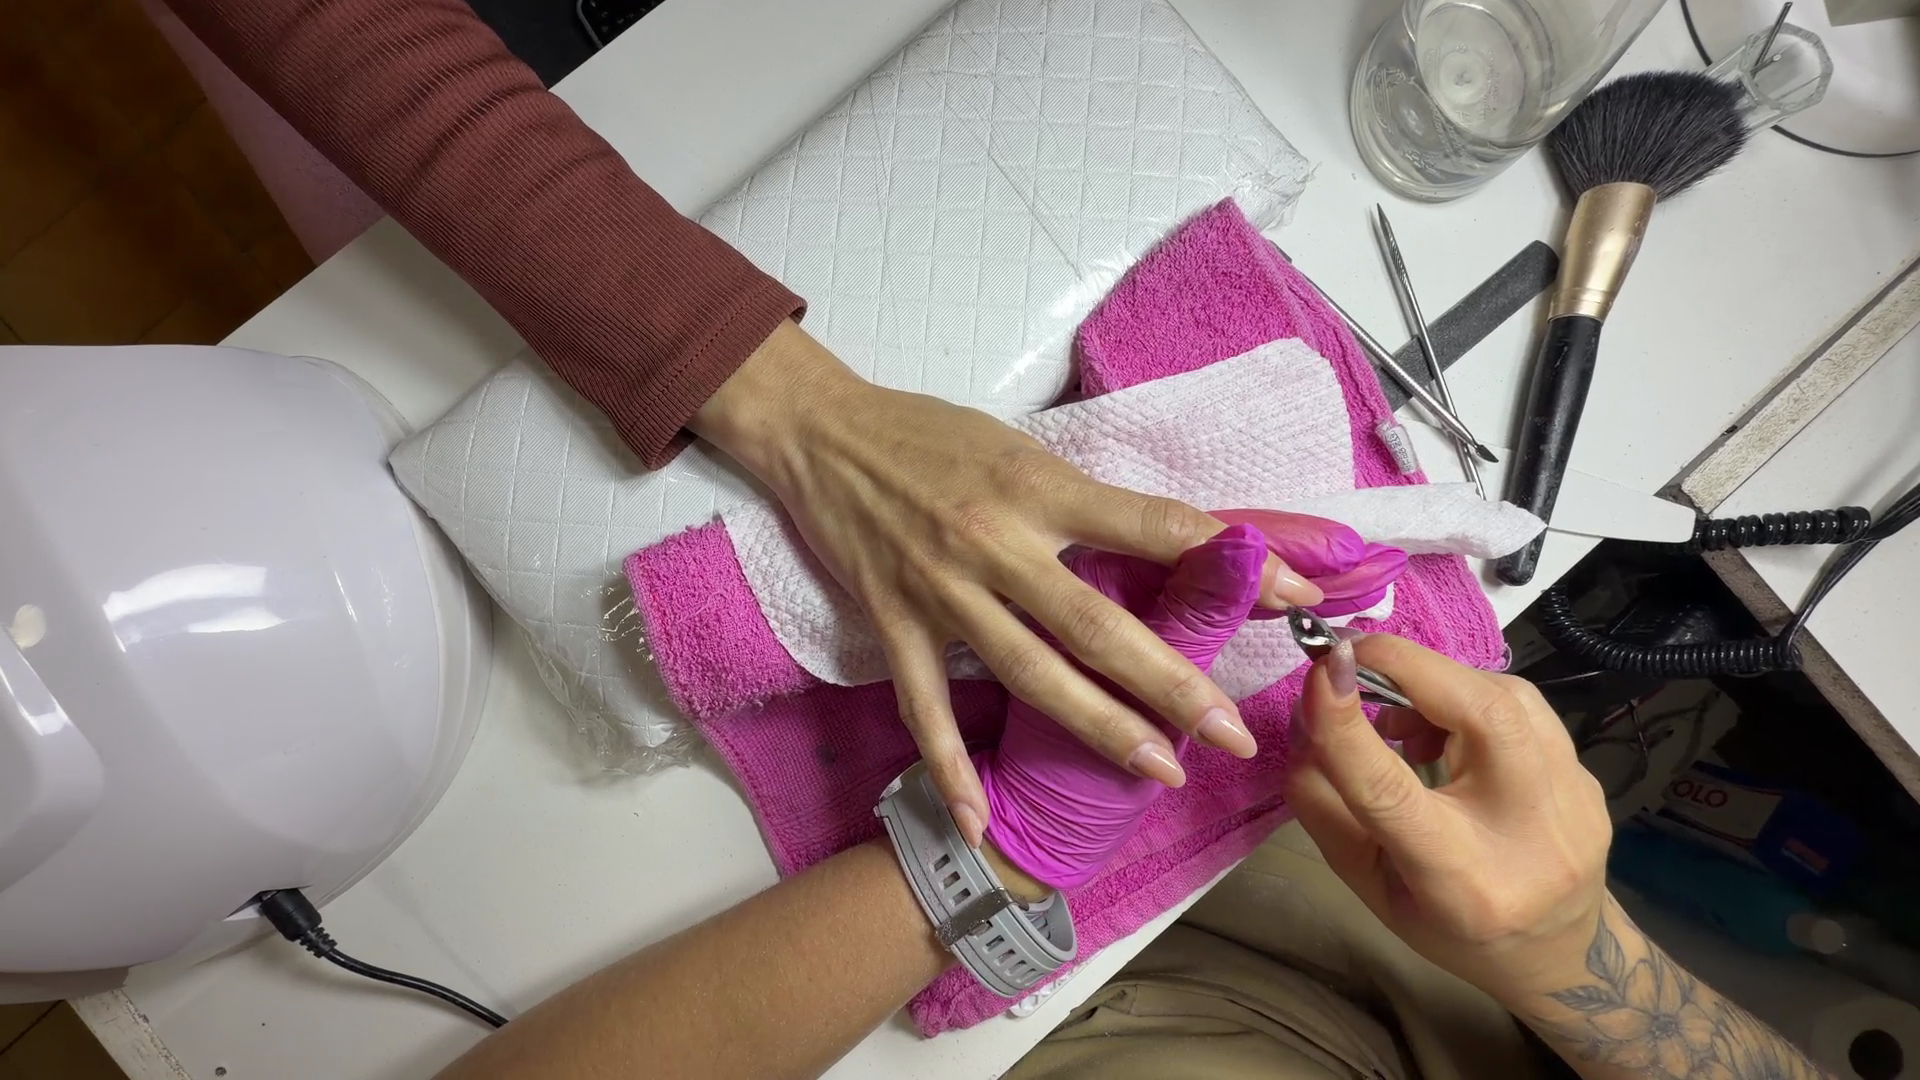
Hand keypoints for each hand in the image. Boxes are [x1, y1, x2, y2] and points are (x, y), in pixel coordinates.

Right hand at [693, 322, 1321, 844]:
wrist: (824, 433)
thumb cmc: (925, 430)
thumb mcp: (1016, 446)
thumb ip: (1076, 496)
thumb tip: (1147, 539)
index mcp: (1036, 486)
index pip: (1152, 526)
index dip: (1231, 557)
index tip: (1296, 591)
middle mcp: (996, 544)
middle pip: (1098, 625)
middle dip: (1172, 683)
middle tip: (1232, 733)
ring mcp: (942, 591)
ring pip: (1030, 673)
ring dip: (1097, 727)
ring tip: (1159, 771)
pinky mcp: (893, 622)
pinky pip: (925, 705)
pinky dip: (950, 765)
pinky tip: (980, 820)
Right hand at [1283, 634, 1612, 1003]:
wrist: (1560, 958)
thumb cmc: (1440, 922)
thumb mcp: (1359, 877)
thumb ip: (1320, 798)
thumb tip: (1307, 715)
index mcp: (1459, 882)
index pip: (1392, 792)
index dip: (1349, 725)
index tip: (1318, 667)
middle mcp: (1530, 838)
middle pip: (1485, 718)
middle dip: (1408, 666)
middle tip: (1350, 655)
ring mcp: (1575, 803)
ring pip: (1505, 697)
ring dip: (1433, 681)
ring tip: (1396, 715)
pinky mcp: (1587, 775)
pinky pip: (1520, 706)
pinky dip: (1464, 695)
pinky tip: (1441, 726)